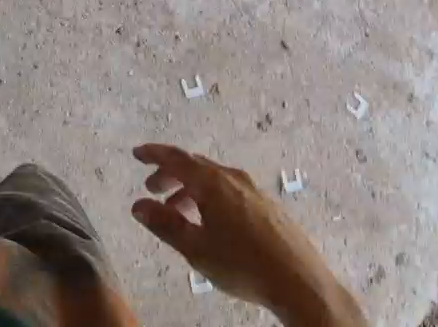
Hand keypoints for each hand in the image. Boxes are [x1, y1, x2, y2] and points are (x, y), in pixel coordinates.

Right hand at [131, 144, 365, 326]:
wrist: (300, 283)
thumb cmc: (242, 264)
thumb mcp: (195, 249)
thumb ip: (165, 224)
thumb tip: (138, 205)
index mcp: (211, 182)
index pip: (176, 158)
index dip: (154, 154)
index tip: (137, 154)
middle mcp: (231, 177)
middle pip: (194, 166)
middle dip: (170, 175)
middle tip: (153, 190)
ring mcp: (253, 190)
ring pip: (213, 180)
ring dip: (191, 190)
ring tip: (180, 213)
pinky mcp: (268, 205)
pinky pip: (230, 190)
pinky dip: (211, 197)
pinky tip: (213, 223)